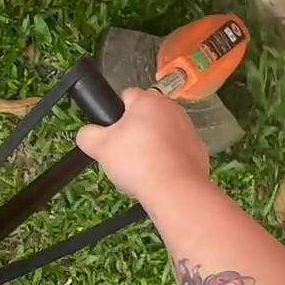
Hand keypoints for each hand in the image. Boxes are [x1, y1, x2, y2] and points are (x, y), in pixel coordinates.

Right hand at [76, 87, 211, 205]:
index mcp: (147, 100)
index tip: (112, 136)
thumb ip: (87, 135)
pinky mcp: (198, 147)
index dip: (115, 116)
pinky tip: (159, 174)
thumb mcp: (100, 147)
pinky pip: (176, 149)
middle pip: (145, 116)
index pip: (126, 96)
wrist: (175, 188)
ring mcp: (188, 127)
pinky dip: (167, 158)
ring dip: (151, 145)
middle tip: (124, 155)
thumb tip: (87, 134)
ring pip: (161, 132)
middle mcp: (171, 107)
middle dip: (134, 132)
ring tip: (142, 168)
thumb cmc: (136, 161)